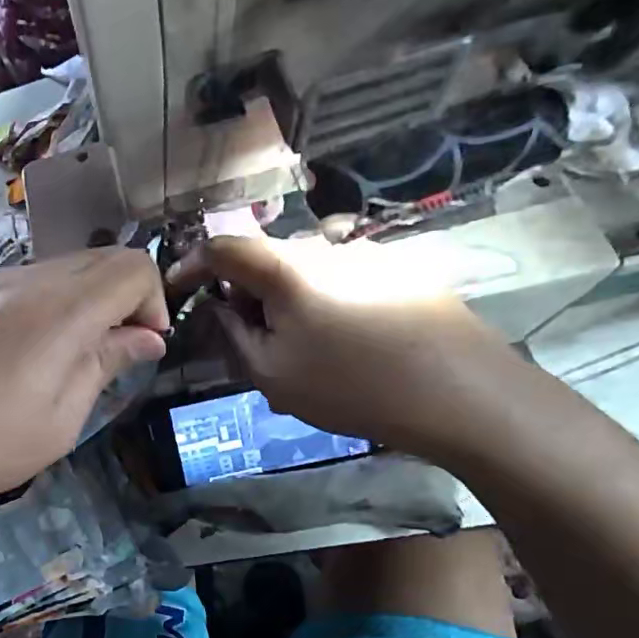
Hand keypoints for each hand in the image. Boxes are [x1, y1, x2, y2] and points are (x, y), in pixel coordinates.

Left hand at [0, 247, 168, 524]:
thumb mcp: (59, 422)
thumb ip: (106, 365)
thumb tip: (147, 336)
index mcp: (57, 314)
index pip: (133, 268)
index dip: (154, 301)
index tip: (145, 345)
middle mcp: (23, 280)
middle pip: (101, 258)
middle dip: (124, 298)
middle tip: (113, 350)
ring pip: (61, 267)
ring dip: (84, 299)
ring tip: (64, 354)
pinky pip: (23, 280)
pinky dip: (46, 301)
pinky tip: (21, 348)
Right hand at [168, 234, 527, 459]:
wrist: (459, 391)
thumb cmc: (350, 386)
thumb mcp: (271, 375)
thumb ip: (232, 336)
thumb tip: (220, 309)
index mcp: (285, 267)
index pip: (222, 247)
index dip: (192, 265)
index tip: (179, 290)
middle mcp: (324, 246)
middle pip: (265, 258)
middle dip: (243, 291)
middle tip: (245, 336)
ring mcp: (367, 254)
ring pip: (305, 269)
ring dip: (286, 298)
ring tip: (301, 347)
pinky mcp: (401, 269)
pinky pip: (342, 278)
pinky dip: (324, 301)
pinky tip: (346, 342)